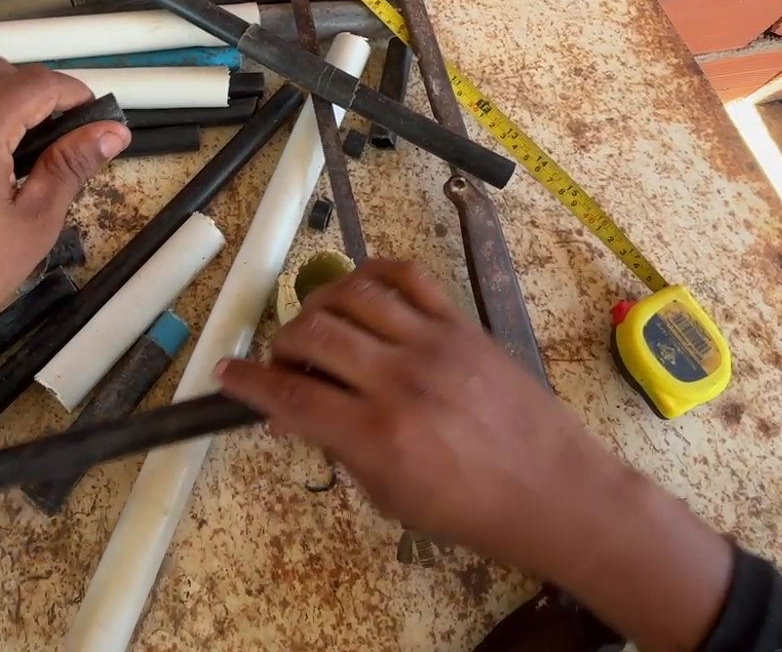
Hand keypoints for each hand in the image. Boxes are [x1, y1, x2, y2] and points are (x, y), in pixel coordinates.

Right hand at [216, 259, 733, 651]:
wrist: (555, 490)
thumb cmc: (472, 509)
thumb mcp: (391, 497)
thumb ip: (336, 447)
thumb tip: (289, 410)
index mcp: (381, 436)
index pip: (292, 394)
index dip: (248, 381)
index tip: (226, 372)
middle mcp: (401, 380)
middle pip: (314, 333)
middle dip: (282, 344)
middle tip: (284, 361)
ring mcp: (433, 342)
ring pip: (352, 294)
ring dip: (317, 305)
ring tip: (317, 325)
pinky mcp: (459, 321)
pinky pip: (406, 274)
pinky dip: (371, 271)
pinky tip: (358, 288)